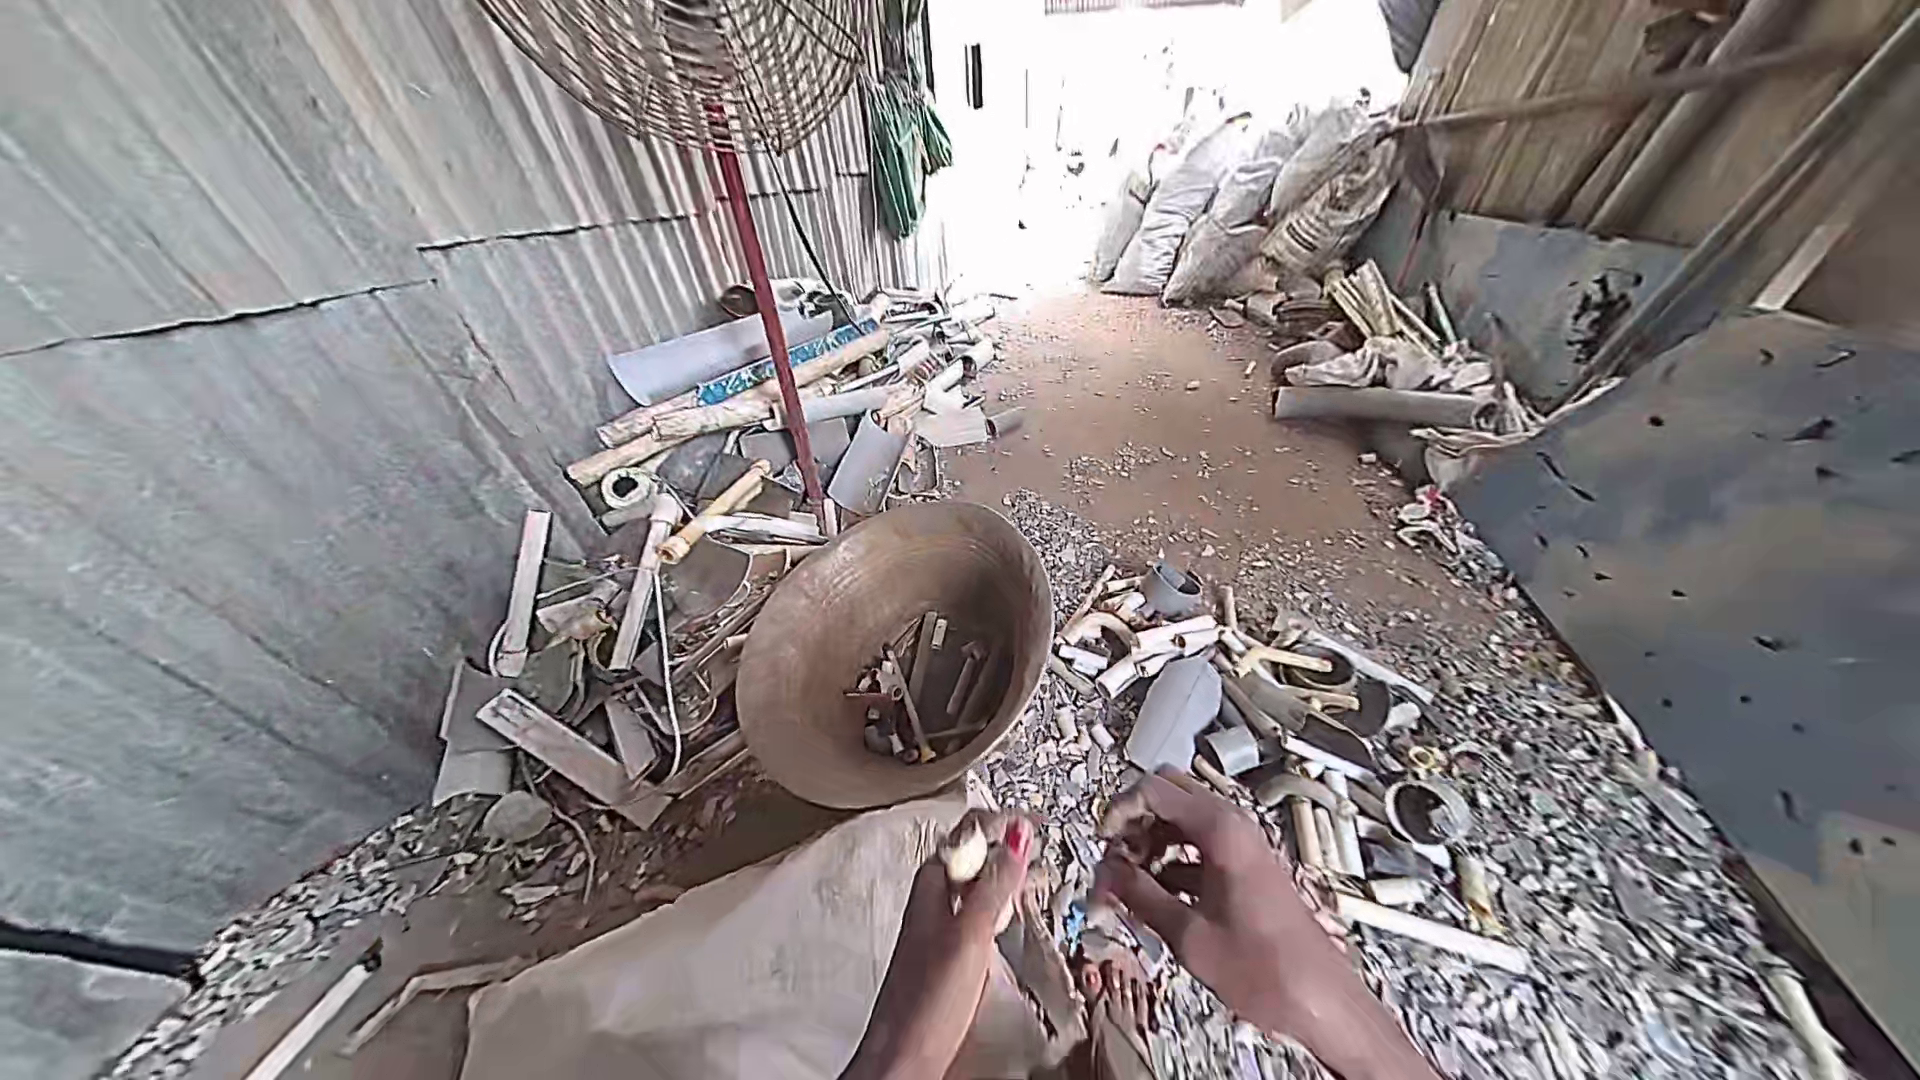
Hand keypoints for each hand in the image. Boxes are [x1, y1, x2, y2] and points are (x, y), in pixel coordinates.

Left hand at [840, 812, 1033, 1079]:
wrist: (903, 1059)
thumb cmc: (927, 998)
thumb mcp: (971, 932)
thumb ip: (996, 882)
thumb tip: (1018, 834)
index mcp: (934, 880)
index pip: (971, 830)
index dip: (1004, 821)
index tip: (1035, 820)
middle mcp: (936, 894)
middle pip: (975, 853)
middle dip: (1008, 842)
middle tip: (1040, 838)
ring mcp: (943, 920)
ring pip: (979, 880)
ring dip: (1007, 870)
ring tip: (1035, 867)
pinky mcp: (951, 946)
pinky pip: (980, 907)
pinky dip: (1002, 900)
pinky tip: (1013, 909)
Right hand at [1093, 769, 1437, 1079]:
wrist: (1327, 1008)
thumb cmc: (1269, 972)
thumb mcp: (1189, 935)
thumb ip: (1139, 896)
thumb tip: (1105, 874)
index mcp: (1220, 829)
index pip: (1153, 789)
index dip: (1120, 809)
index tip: (1103, 839)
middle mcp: (1231, 825)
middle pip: (1167, 795)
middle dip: (1134, 821)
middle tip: (1115, 855)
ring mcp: (1240, 844)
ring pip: (1179, 819)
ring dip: (1149, 841)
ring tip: (1132, 879)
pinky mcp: (1243, 865)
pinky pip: (1195, 843)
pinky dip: (1170, 859)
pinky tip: (1158, 894)